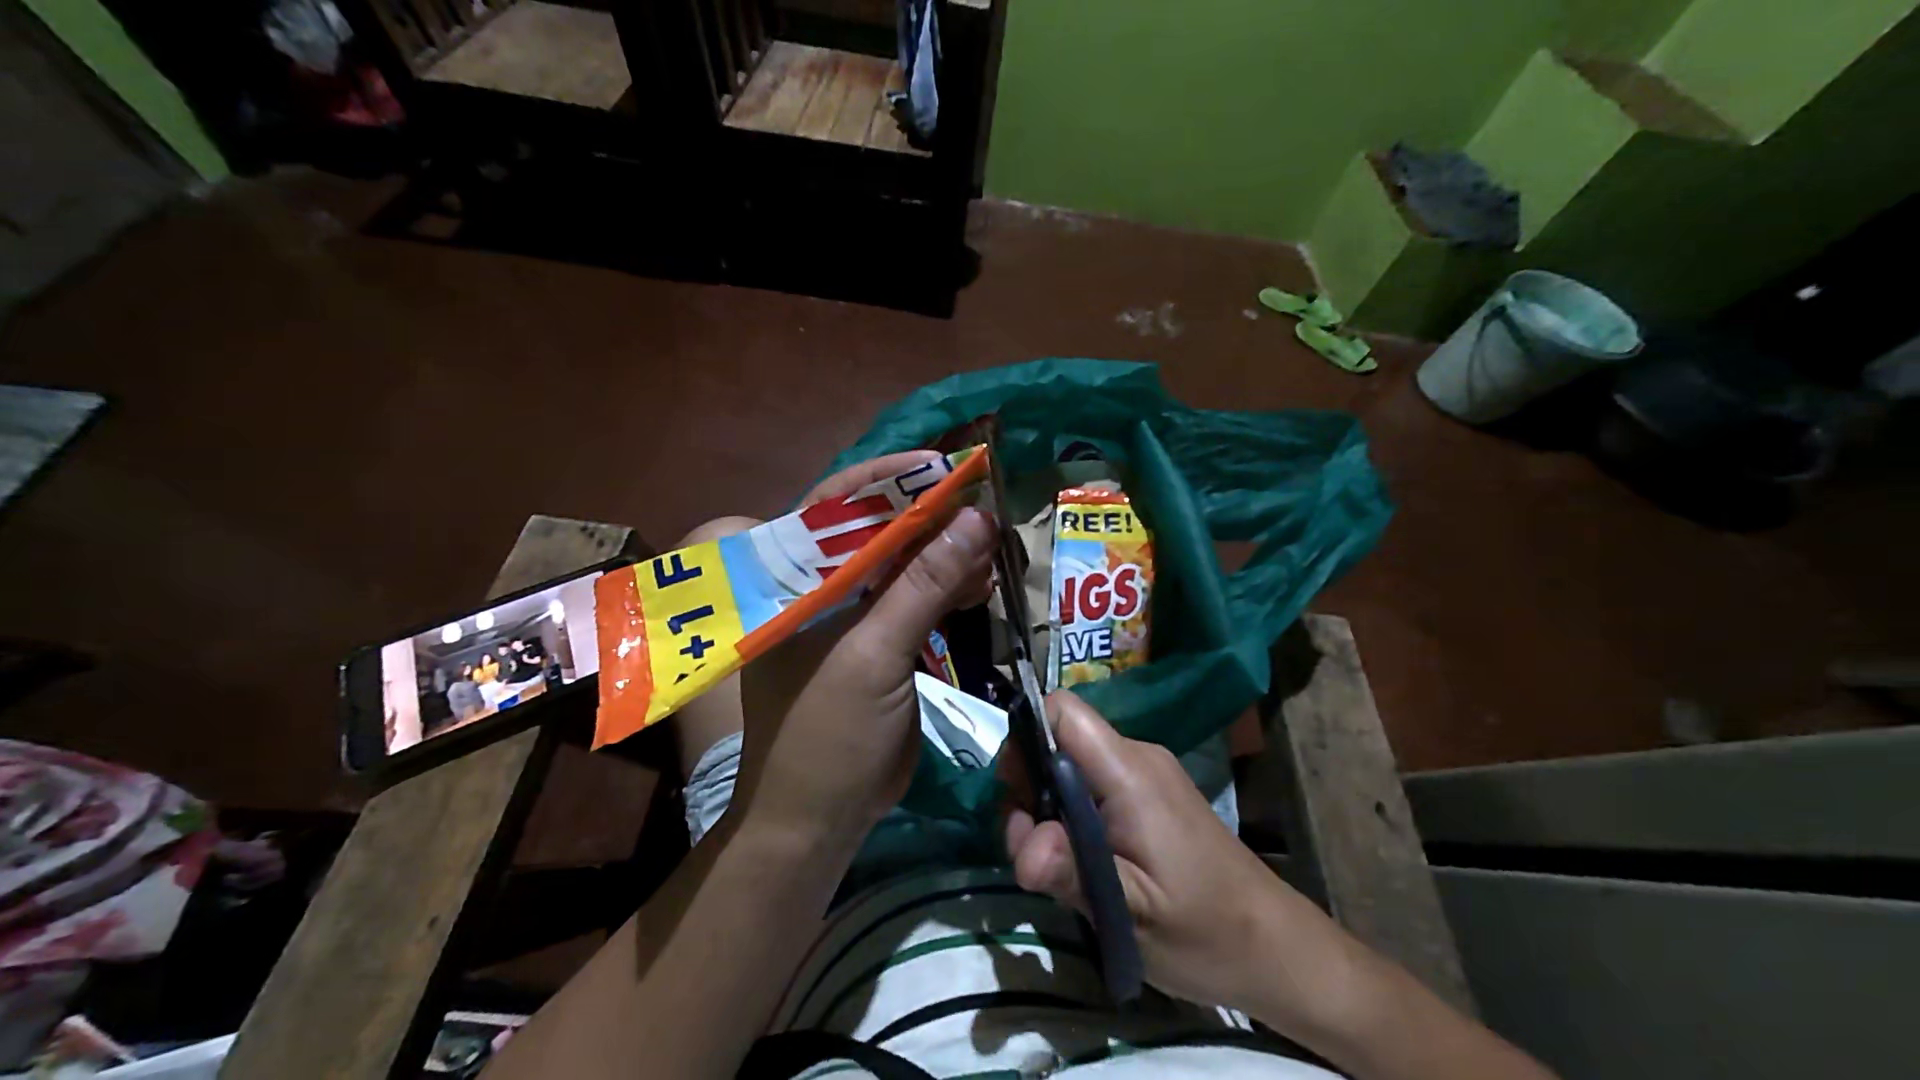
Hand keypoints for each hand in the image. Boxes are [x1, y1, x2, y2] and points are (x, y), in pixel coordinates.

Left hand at [735, 452, 995, 846]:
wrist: (818, 819)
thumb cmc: (827, 734)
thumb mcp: (875, 654)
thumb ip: (923, 585)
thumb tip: (976, 518)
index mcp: (794, 580)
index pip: (837, 506)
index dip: (889, 478)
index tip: (945, 465)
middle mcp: (820, 587)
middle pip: (877, 530)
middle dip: (928, 514)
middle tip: (981, 504)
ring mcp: (850, 615)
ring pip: (902, 564)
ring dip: (945, 552)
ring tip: (989, 549)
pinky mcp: (878, 642)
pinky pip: (916, 600)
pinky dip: (948, 588)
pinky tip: (980, 584)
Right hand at [1005, 693, 1369, 1031]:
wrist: (1275, 946)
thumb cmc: (1205, 930)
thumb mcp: (1132, 912)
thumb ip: (1074, 872)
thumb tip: (1023, 849)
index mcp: (1130, 773)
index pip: (1062, 711)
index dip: (1026, 737)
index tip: (1017, 795)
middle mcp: (1135, 758)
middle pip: (1059, 739)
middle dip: (1030, 786)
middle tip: (1031, 852)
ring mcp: (1145, 775)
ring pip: (1072, 764)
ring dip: (1049, 808)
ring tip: (1056, 868)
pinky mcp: (1148, 796)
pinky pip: (1092, 784)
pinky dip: (1071, 815)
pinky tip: (1080, 863)